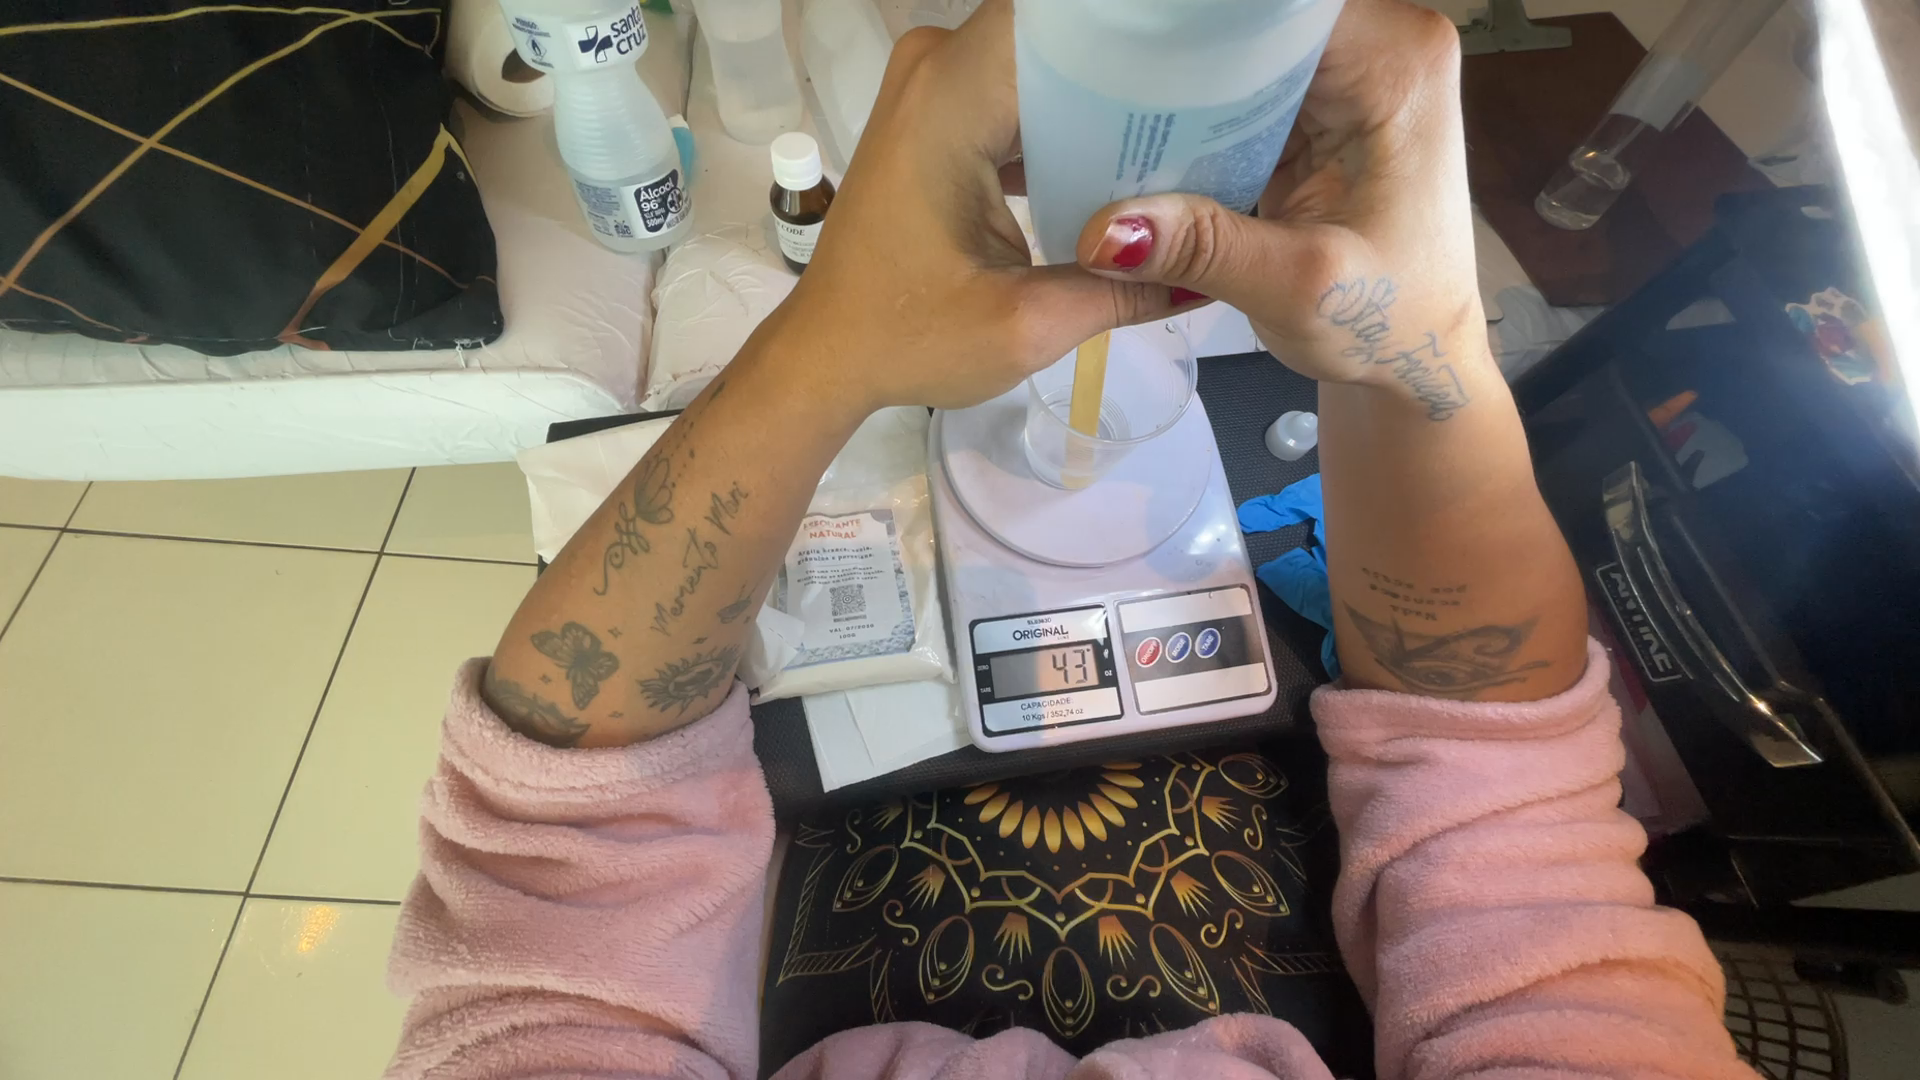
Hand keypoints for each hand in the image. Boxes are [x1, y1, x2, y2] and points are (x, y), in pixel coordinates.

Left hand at [781, 0, 1176, 412]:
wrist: (829, 355)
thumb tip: (1204, 272)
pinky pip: (1016, 99)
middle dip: (1139, 84)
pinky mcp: (932, 121)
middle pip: (1067, 41)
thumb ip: (1122, 291)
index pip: (1077, 23)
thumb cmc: (908, 342)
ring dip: (1106, 110)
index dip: (1150, 45)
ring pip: (1044, 69)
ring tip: (1177, 152)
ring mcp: (930, 89)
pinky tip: (1115, 172)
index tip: (1211, 82)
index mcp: (954, 96)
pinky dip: (1064, 130)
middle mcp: (937, 67)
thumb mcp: (1026, 327)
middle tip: (1210, 130)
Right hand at [1071, 0, 1487, 415]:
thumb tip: (1099, 233)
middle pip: (1248, 32)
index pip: (1277, 11)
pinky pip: (1229, 113)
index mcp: (1392, 65)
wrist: (1412, 353)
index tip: (1117, 58)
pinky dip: (1184, 139)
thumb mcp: (1296, 286)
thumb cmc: (1387, 322)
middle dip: (1172, 69)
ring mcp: (1334, 91)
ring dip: (1170, 106)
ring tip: (1104, 137)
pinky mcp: (1305, 128)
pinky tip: (1138, 165)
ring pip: (1231, 70)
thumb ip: (1203, 248)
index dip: (1195, 28)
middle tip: (1093, 112)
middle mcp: (1369, 55)